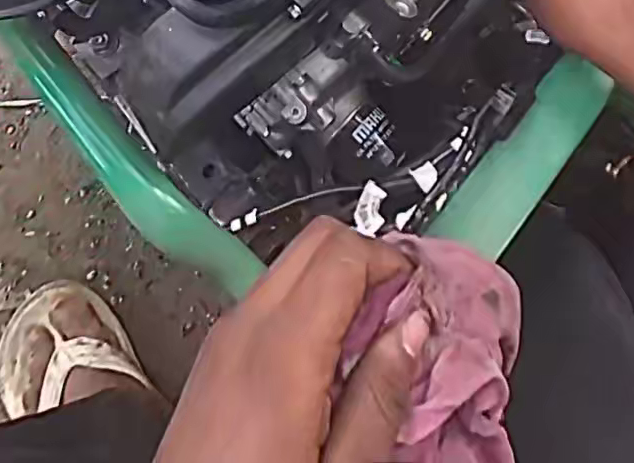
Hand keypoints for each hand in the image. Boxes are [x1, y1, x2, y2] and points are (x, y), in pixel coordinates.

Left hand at [156, 217, 430, 462]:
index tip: (416, 291)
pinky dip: (312, 298)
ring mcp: (226, 333)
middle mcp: (246, 324)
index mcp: (280, 349)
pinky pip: (274, 292)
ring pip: (295, 259)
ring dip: (339, 276)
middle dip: (366, 256)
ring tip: (371, 334)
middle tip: (400, 304)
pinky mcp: (216, 350)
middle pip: (317, 238)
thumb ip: (380, 395)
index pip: (342, 253)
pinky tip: (330, 353)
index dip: (389, 260)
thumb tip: (413, 327)